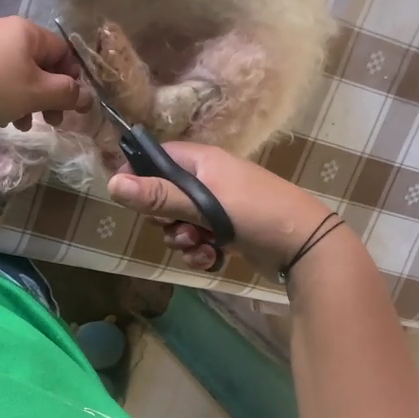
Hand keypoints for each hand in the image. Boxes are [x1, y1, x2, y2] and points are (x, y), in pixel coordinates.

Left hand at [0, 16, 87, 133]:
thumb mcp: (36, 93)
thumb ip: (67, 94)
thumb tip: (89, 96)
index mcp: (26, 31)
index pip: (63, 52)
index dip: (73, 80)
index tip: (73, 108)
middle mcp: (5, 31)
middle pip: (41, 64)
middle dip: (50, 95)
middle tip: (54, 122)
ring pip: (18, 75)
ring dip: (29, 101)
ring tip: (26, 125)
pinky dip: (6, 99)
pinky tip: (3, 120)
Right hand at [106, 143, 340, 271]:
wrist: (306, 246)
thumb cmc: (256, 214)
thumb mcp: (203, 204)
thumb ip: (158, 196)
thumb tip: (112, 184)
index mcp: (204, 162)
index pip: (158, 158)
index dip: (139, 176)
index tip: (127, 198)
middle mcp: (210, 180)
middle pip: (164, 196)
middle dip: (165, 219)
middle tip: (176, 227)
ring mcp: (220, 207)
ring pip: (179, 223)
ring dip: (183, 241)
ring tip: (201, 247)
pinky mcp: (227, 232)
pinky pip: (198, 240)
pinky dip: (200, 252)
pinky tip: (213, 260)